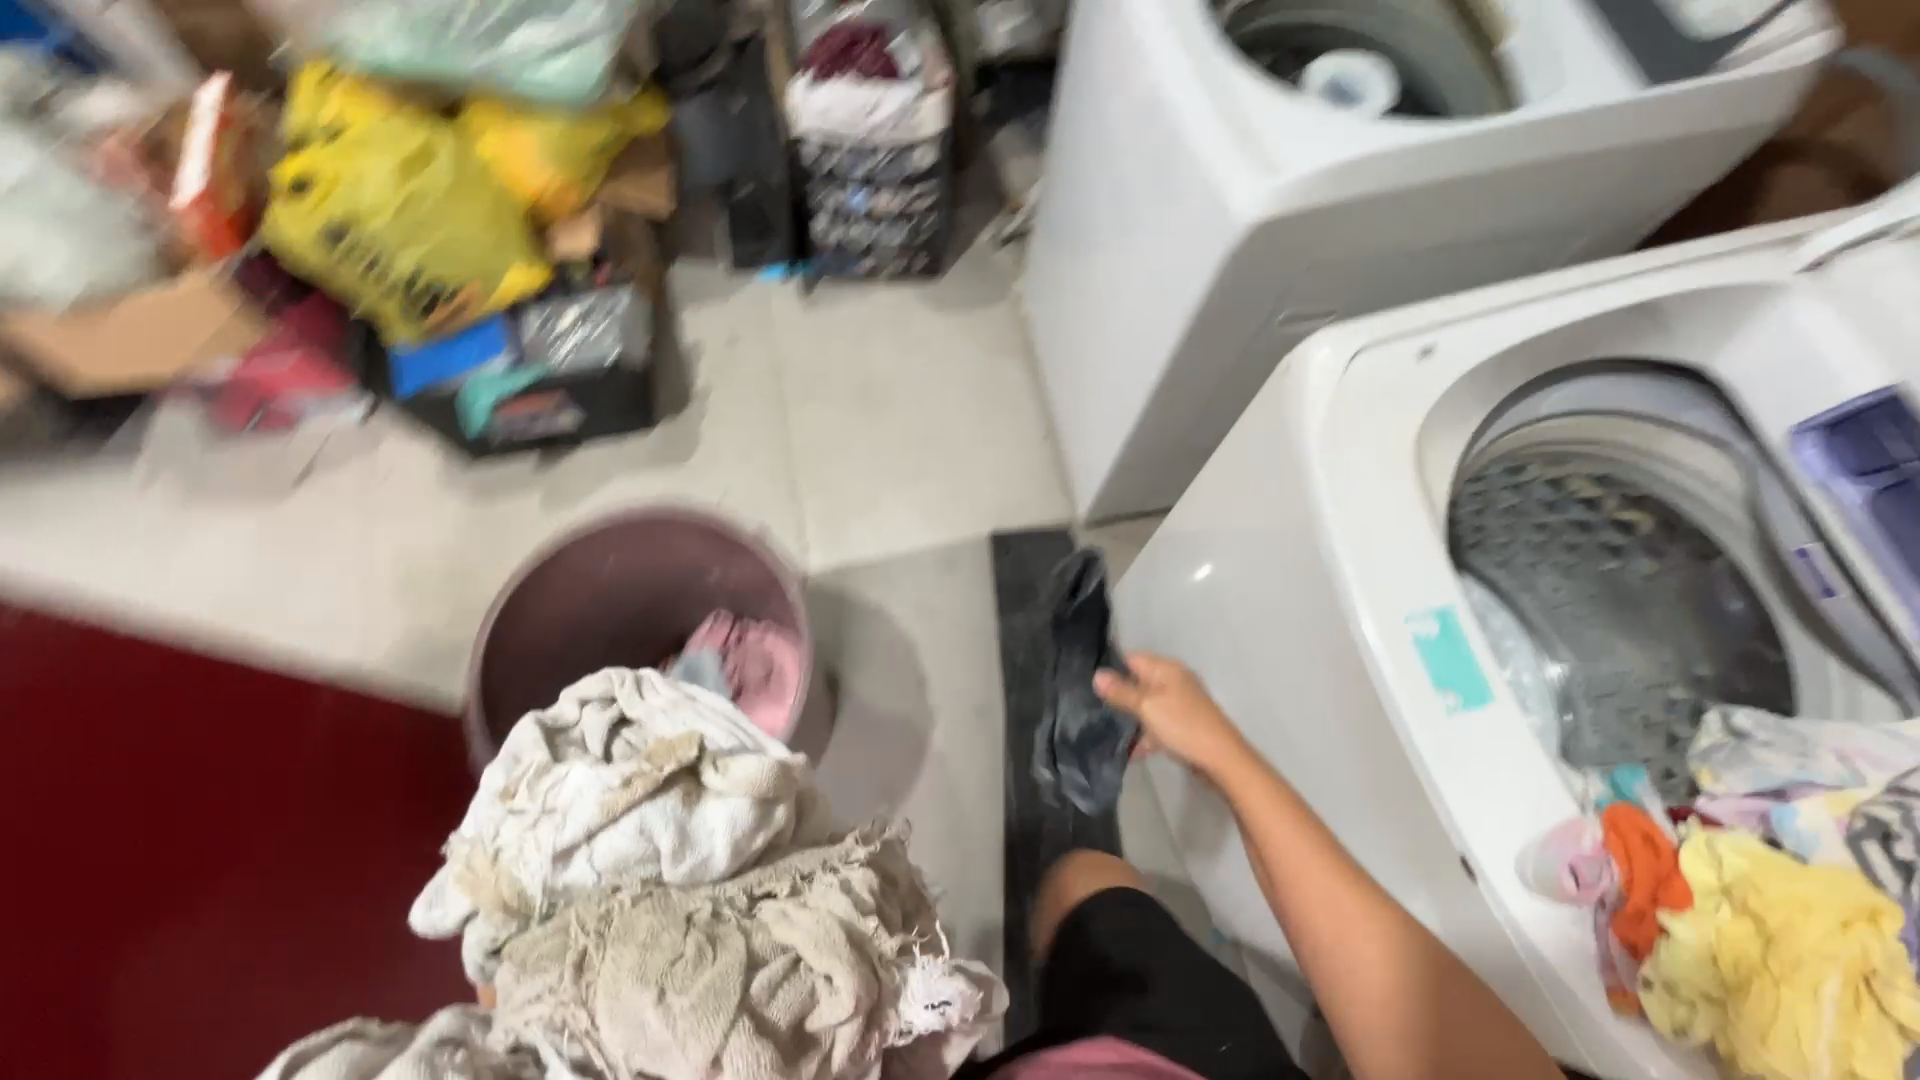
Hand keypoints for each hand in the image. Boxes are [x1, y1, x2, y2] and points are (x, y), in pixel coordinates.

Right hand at [1094, 652, 1249, 777]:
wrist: (1222, 759)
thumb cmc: (1182, 726)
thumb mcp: (1146, 707)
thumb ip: (1121, 692)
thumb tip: (1097, 674)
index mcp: (1166, 669)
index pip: (1132, 658)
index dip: (1112, 668)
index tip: (1089, 684)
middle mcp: (1173, 681)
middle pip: (1138, 682)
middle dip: (1118, 696)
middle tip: (1093, 709)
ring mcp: (1179, 704)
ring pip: (1146, 706)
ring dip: (1130, 719)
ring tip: (1105, 731)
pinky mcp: (1183, 725)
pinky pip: (1157, 725)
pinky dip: (1145, 736)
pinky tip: (1130, 753)